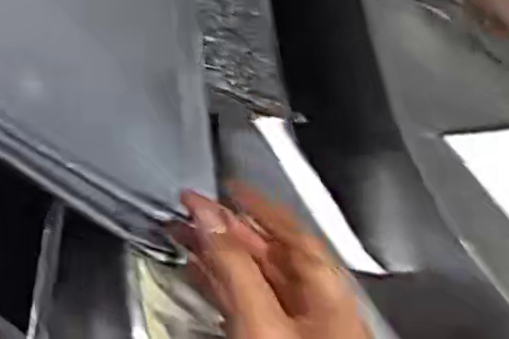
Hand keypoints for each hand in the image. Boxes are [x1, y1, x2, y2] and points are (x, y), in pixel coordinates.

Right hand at [175, 184, 368, 338]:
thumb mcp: (260, 319)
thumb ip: (232, 262)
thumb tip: (206, 211)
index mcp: (327, 300)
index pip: (297, 237)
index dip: (261, 206)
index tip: (229, 184)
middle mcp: (319, 314)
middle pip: (273, 256)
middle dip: (228, 226)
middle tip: (190, 204)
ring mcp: (300, 334)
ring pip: (256, 278)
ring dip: (217, 251)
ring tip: (181, 231)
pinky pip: (247, 301)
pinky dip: (219, 280)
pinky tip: (196, 274)